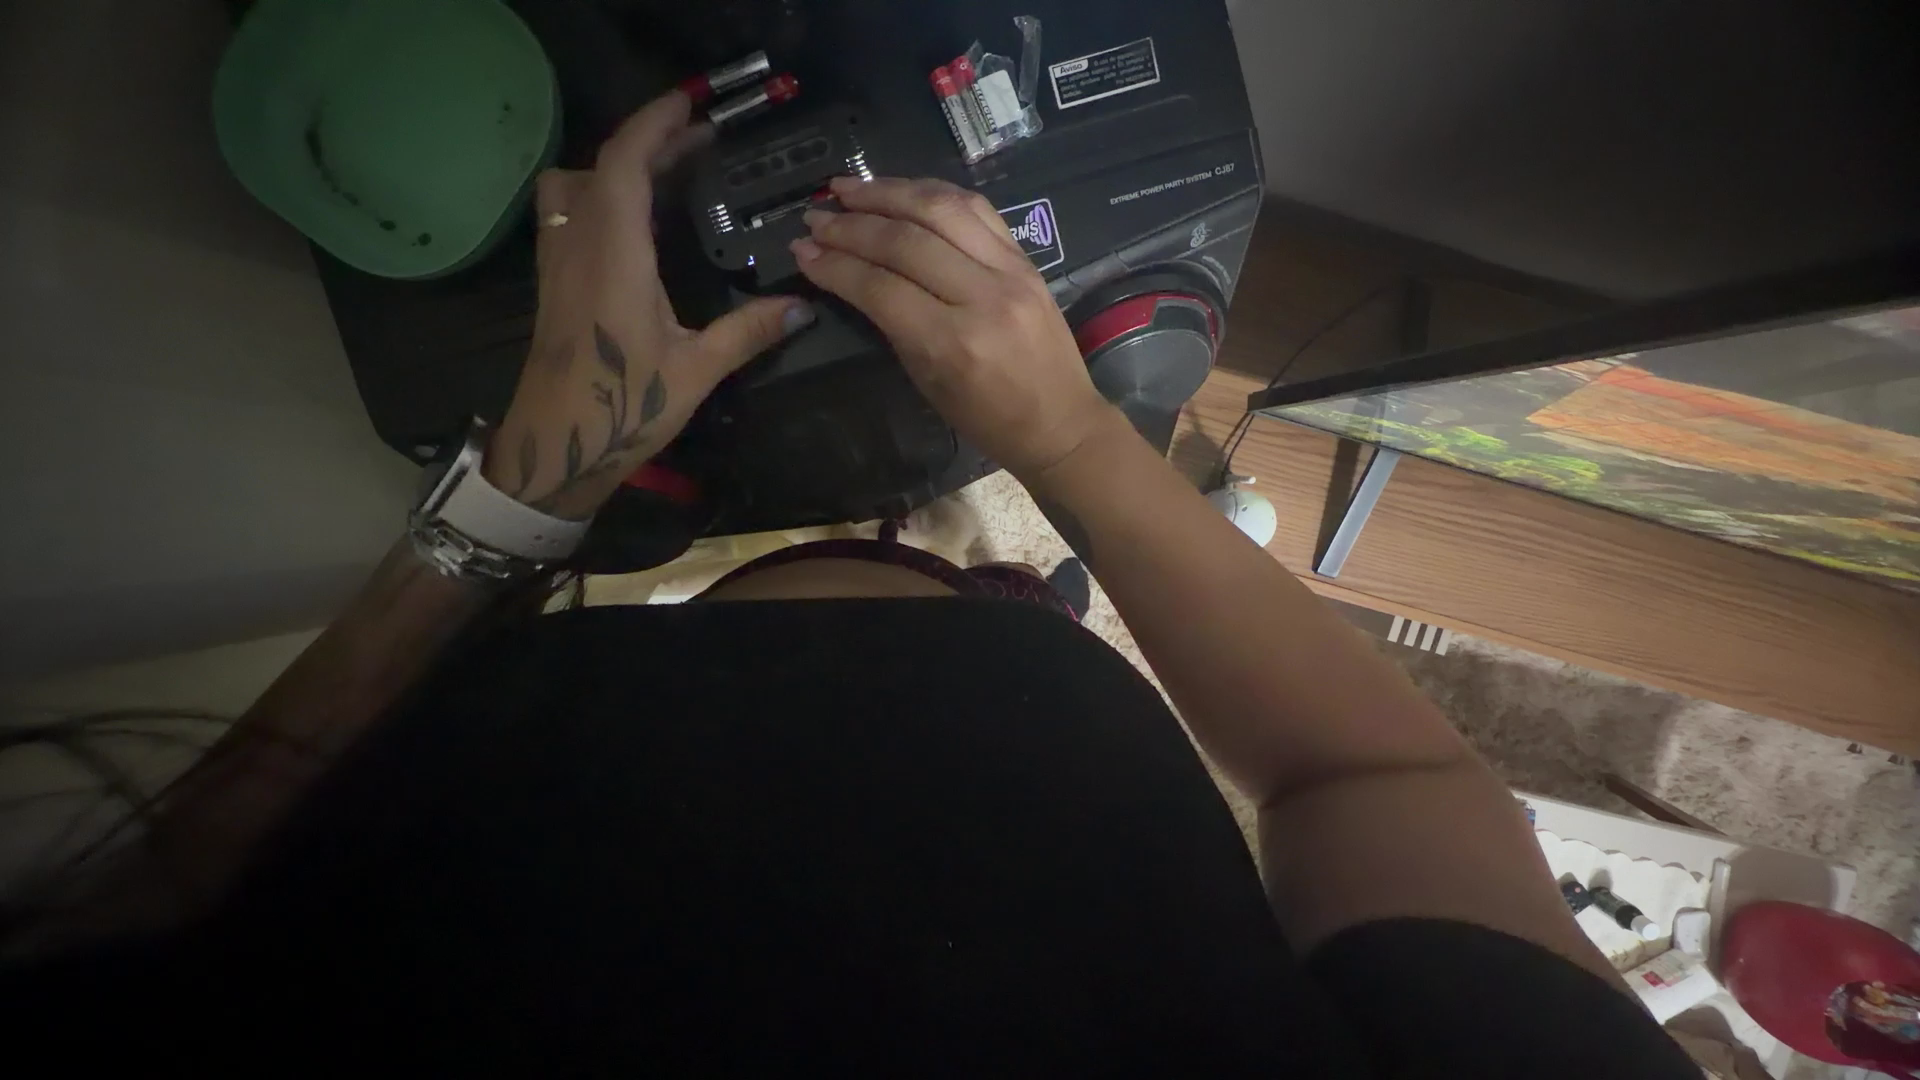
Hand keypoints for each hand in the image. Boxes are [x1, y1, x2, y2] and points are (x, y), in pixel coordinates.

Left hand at [483, 92, 815, 520]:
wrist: (556, 446)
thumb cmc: (624, 406)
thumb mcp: (697, 369)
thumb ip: (749, 332)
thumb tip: (803, 307)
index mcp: (614, 254)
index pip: (624, 162)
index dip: (654, 125)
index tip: (690, 105)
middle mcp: (578, 244)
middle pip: (601, 166)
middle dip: (648, 143)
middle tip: (698, 143)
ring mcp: (558, 263)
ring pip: (574, 186)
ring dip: (615, 168)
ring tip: (664, 178)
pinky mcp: (554, 284)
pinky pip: (570, 214)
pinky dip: (601, 197)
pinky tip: (636, 228)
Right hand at [792, 177, 1116, 479]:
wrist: (1060, 423)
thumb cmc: (988, 420)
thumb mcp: (928, 384)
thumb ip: (892, 327)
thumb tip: (850, 277)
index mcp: (952, 344)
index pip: (880, 287)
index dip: (834, 265)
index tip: (802, 251)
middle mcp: (982, 298)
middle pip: (905, 241)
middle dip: (852, 224)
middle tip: (816, 216)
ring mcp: (1010, 273)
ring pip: (941, 210)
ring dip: (889, 192)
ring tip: (849, 189)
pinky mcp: (1027, 260)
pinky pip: (976, 210)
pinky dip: (934, 194)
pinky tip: (904, 191)